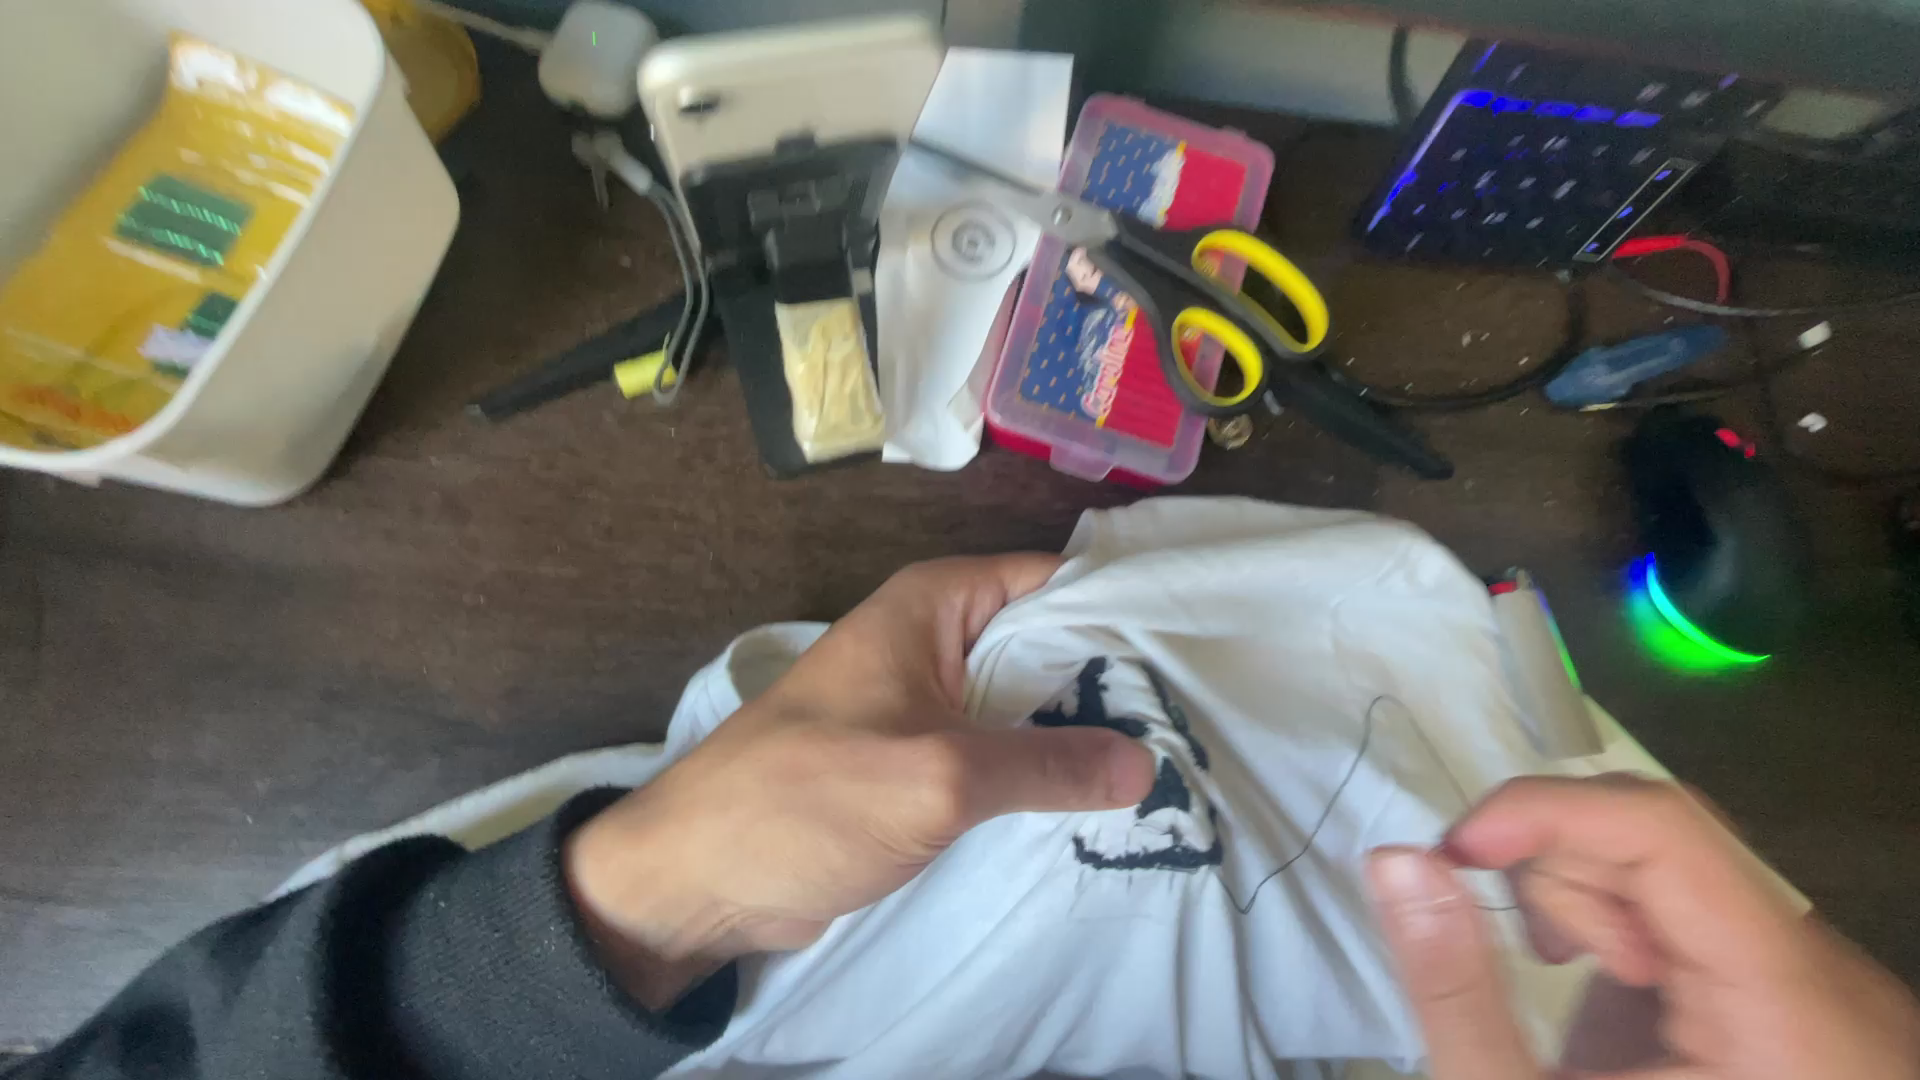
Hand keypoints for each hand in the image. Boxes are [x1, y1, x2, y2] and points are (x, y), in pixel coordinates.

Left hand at [565, 555, 1156, 1006]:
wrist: (704, 871)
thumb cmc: (810, 796)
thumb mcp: (939, 777)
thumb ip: (1045, 766)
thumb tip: (1144, 763)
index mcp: (937, 601)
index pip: (1051, 581)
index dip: (1118, 613)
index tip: (1191, 655)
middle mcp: (937, 634)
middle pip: (1044, 640)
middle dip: (1107, 680)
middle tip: (1193, 724)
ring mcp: (929, 694)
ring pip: (1024, 697)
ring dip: (1077, 729)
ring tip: (1169, 762)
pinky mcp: (923, 748)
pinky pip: (998, 742)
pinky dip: (1040, 764)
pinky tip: (1099, 797)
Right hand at [1367, 775, 1919, 1079]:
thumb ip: (1455, 987)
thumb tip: (1394, 857)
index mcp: (1794, 1019)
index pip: (1667, 829)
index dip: (1545, 812)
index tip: (1455, 852)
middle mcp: (1833, 982)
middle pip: (1662, 834)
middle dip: (1554, 865)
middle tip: (1524, 945)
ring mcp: (1817, 980)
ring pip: (1667, 849)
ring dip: (1575, 886)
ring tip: (1561, 969)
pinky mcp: (1784, 979)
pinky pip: (1682, 883)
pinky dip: (1607, 904)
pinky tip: (1596, 968)